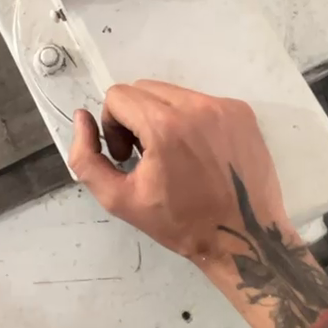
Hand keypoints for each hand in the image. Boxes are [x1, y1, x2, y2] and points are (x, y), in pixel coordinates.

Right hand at [69, 81, 291, 269]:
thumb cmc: (180, 223)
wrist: (245, 238)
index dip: (112, 125)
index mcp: (165, 127)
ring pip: (171, 92)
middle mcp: (196, 107)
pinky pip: (199, 100)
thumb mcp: (118, 200)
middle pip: (142, 89)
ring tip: (171, 154)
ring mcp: (223, 107)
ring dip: (160, 115)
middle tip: (144, 155)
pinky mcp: (242, 111)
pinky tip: (197, 152)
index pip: (118, 96)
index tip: (125, 156)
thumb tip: (82, 118)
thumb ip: (86, 158)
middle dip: (133, 117)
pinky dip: (188, 119)